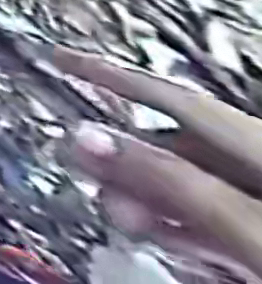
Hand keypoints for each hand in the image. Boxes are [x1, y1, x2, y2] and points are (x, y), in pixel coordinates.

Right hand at [55, 48, 261, 277]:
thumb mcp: (259, 237)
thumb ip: (172, 183)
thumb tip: (82, 132)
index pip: (183, 101)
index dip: (114, 76)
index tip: (53, 56)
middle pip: (191, 149)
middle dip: (127, 157)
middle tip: (76, 169)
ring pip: (204, 188)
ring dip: (149, 198)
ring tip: (117, 219)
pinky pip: (229, 222)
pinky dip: (186, 228)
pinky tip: (160, 239)